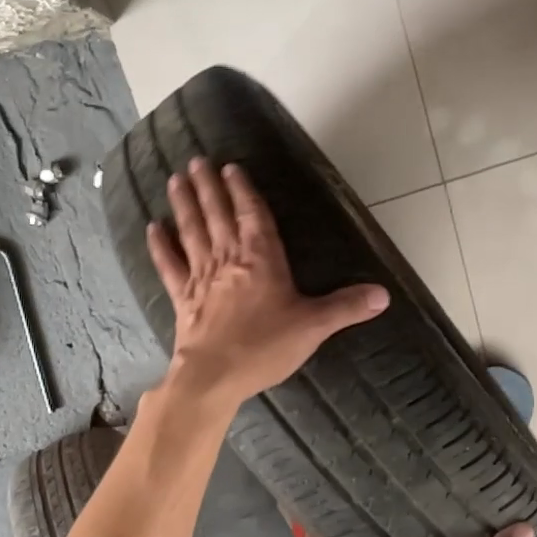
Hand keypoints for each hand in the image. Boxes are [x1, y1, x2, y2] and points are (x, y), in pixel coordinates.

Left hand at [147, 157, 387, 405]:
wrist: (214, 376)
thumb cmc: (265, 347)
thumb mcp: (314, 326)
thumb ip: (346, 307)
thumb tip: (385, 295)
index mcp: (262, 259)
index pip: (252, 216)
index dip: (243, 191)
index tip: (231, 167)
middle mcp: (229, 260)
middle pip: (217, 215)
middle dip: (208, 186)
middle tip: (196, 160)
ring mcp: (201, 278)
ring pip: (192, 232)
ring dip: (184, 204)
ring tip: (175, 179)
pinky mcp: (182, 298)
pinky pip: (169, 265)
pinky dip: (160, 246)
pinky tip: (152, 228)